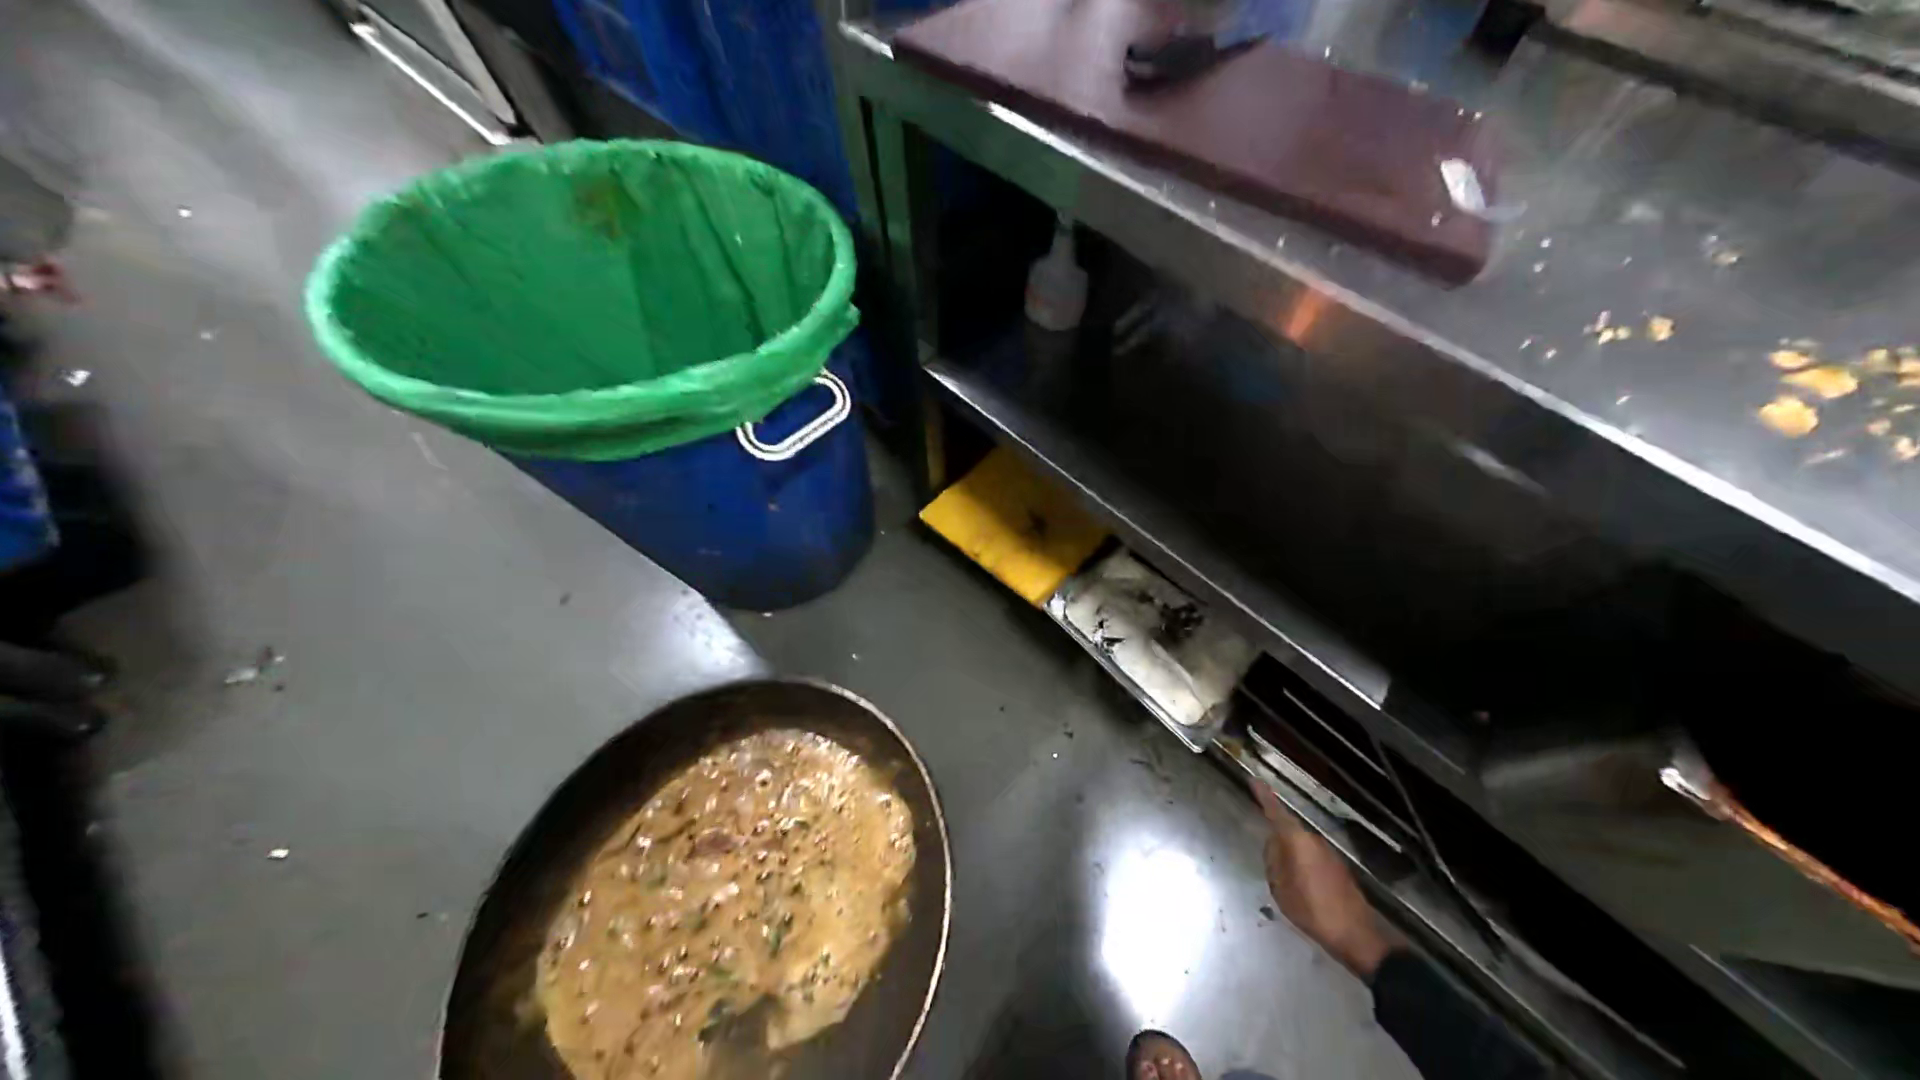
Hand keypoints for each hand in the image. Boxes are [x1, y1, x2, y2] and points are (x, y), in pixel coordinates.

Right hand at [1252, 779, 1395, 978]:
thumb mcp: (1280, 888)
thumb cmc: (1312, 910)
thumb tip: (1274, 846)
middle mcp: (1314, 841)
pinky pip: (1311, 859)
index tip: (1253, 780)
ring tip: (1290, 891)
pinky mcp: (1338, 868)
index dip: (1264, 796)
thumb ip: (1273, 862)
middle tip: (1273, 875)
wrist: (1357, 936)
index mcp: (1297, 842)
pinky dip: (1303, 870)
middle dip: (1276, 847)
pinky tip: (1306, 896)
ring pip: (1299, 848)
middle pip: (1286, 833)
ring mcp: (1328, 854)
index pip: (1276, 812)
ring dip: (1291, 862)